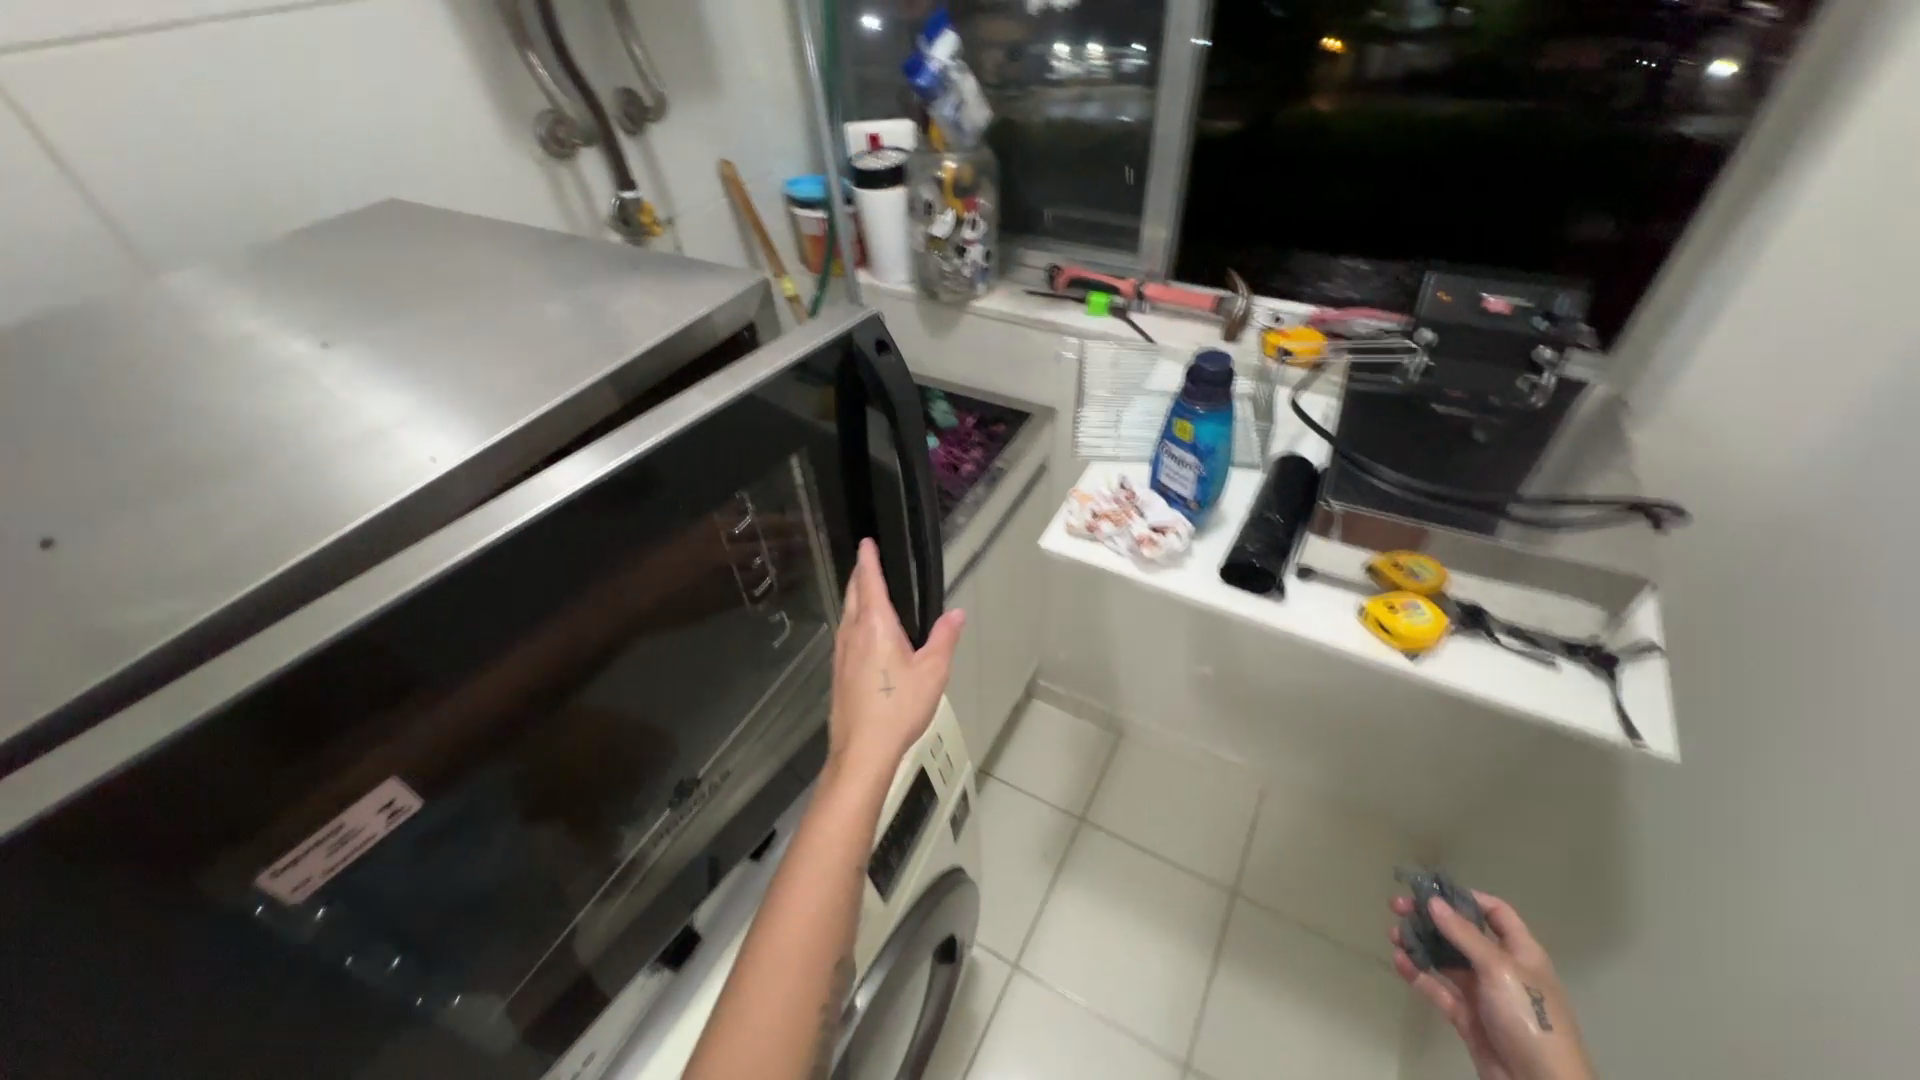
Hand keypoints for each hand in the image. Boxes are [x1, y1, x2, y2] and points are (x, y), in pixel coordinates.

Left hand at [826, 539, 964, 778]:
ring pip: (846, 614)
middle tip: (867, 562)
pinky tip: (863, 633)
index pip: (869, 582)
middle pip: (852, 594)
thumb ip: (944, 638)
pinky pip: (845, 633)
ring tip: (866, 591)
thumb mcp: (933, 672)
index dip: (868, 560)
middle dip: (859, 575)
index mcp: (876, 626)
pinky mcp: (838, 671)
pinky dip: (853, 620)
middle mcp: (853, 633)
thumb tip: (956, 613)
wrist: (862, 749)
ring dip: (854, 597)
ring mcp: (841, 653)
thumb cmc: (899, 708)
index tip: (866, 543)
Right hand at [1389, 892, 1594, 1079]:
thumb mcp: (1499, 969)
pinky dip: (1419, 975)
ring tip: (1394, 935)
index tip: (1431, 889)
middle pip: (1462, 933)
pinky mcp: (1467, 1017)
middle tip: (1397, 906)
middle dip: (1431, 919)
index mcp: (1521, 952)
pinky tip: (1400, 962)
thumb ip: (1464, 935)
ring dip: (1420, 945)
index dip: (1466, 897)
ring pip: (1446, 960)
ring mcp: (1483, 994)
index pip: (1495, 913)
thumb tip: (1433, 901)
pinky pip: (1439, 989)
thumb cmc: (1529, 1018)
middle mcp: (1501, 968)